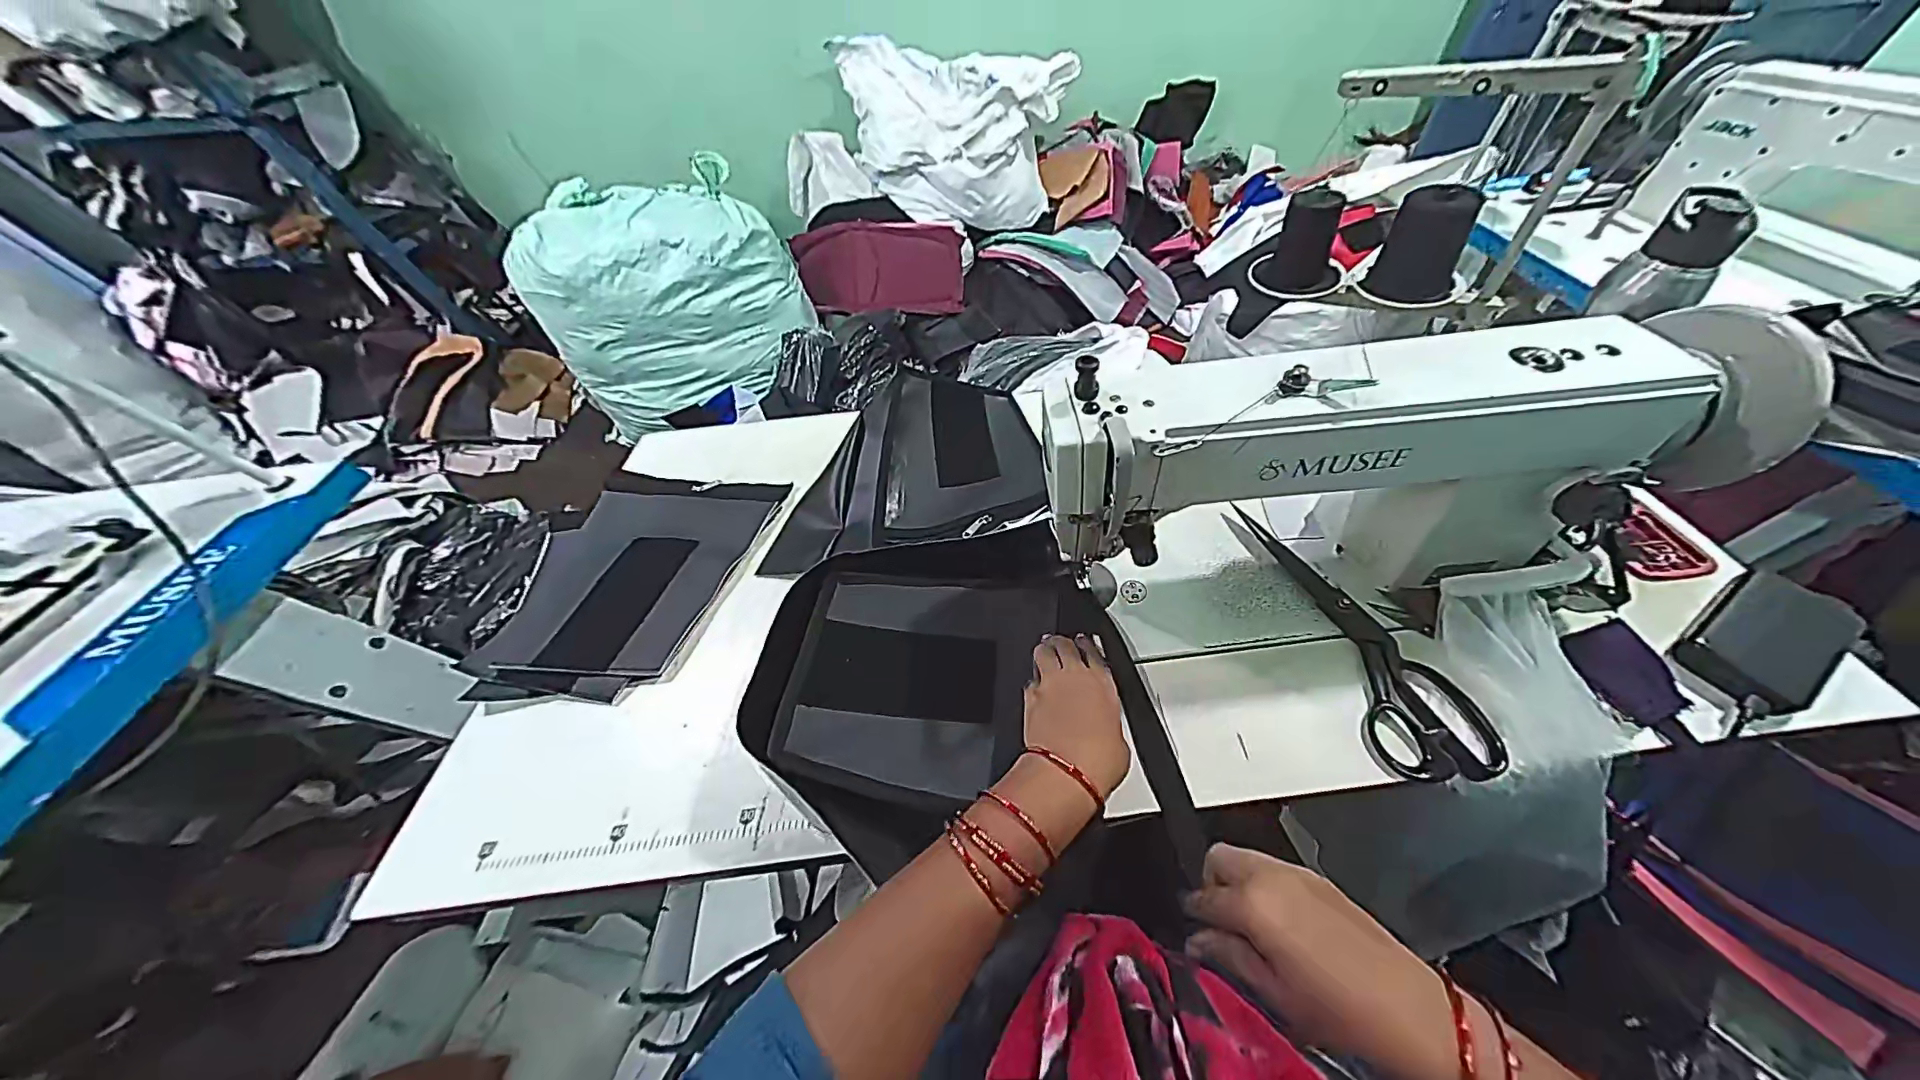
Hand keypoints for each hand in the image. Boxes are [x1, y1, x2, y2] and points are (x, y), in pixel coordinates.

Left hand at [1022, 635, 1129, 798]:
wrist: (1068, 772)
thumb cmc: (1097, 760)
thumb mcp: (1119, 741)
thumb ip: (1110, 724)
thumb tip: (1107, 732)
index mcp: (1103, 683)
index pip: (1095, 652)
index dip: (1088, 645)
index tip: (1085, 642)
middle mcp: (1076, 677)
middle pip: (1066, 645)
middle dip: (1063, 642)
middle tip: (1061, 641)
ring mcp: (1050, 685)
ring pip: (1044, 652)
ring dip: (1044, 649)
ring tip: (1044, 647)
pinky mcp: (1030, 698)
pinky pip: (1029, 680)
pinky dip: (1031, 679)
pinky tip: (1033, 682)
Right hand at [1183, 844, 1457, 1079]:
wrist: (1412, 1011)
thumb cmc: (1349, 1010)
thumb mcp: (1274, 992)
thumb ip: (1228, 957)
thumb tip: (1201, 943)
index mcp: (1255, 904)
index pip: (1202, 896)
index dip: (1193, 916)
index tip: (1196, 930)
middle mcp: (1273, 877)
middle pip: (1217, 856)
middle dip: (1210, 883)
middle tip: (1219, 919)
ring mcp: (1298, 874)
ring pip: (1244, 856)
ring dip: (1237, 881)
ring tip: (1250, 924)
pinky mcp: (1319, 879)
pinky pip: (1273, 866)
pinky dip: (1263, 884)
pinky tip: (1278, 922)